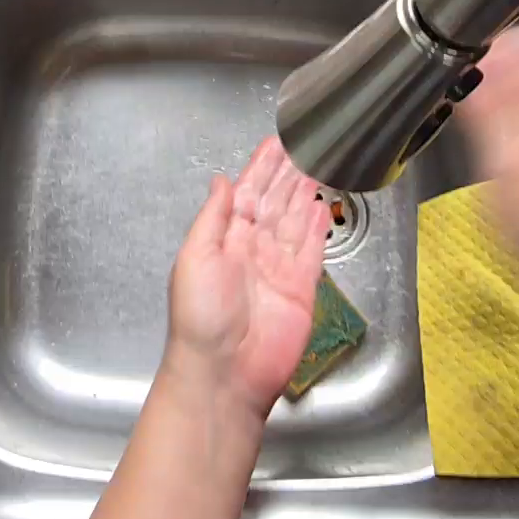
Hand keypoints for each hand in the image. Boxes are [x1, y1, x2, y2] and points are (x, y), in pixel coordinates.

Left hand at [164, 135, 331, 421]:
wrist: (223, 374)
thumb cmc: (200, 317)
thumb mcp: (195, 256)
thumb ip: (214, 216)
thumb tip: (221, 179)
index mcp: (226, 237)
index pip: (248, 192)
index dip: (262, 167)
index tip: (276, 143)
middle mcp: (253, 247)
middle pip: (275, 201)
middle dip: (289, 173)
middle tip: (306, 145)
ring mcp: (279, 266)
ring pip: (296, 219)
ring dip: (306, 192)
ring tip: (319, 165)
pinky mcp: (301, 287)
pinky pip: (312, 248)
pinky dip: (318, 225)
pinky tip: (323, 205)